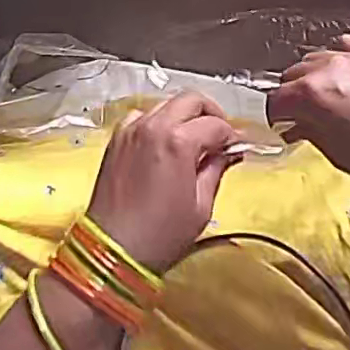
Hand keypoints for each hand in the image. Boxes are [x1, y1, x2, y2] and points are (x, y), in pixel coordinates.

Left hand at [86, 91, 241, 270]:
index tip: (236, 147)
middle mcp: (154, 126)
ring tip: (193, 141)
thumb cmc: (159, 235)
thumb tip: (228, 152)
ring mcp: (132, 129)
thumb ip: (216, 170)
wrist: (113, 249)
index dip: (232, 135)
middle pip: (191, 99)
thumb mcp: (201, 206)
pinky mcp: (117, 138)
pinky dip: (158, 122)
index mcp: (178, 141)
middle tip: (219, 135)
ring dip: (184, 116)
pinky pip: (143, 116)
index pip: (216, 124)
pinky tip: (164, 143)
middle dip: (210, 113)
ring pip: (167, 104)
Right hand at [267, 35, 349, 191]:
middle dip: (292, 97)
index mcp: (313, 94)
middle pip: (290, 77)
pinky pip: (339, 49)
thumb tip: (296, 125)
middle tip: (301, 117)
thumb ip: (308, 132)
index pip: (276, 100)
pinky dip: (334, 63)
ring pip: (311, 61)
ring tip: (322, 100)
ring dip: (310, 79)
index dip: (275, 116)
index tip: (281, 126)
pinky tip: (341, 79)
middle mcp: (327, 68)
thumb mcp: (336, 153)